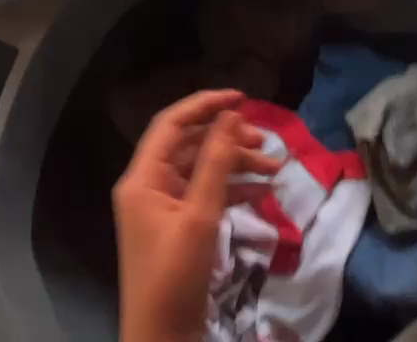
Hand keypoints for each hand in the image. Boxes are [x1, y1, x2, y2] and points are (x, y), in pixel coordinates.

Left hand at [114, 90, 281, 341]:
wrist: (162, 336)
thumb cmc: (175, 273)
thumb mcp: (200, 214)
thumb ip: (216, 161)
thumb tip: (232, 114)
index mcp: (142, 178)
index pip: (172, 123)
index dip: (206, 104)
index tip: (244, 98)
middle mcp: (149, 185)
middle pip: (192, 144)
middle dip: (230, 139)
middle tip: (265, 142)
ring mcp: (163, 206)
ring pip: (204, 168)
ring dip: (238, 164)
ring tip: (274, 169)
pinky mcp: (178, 224)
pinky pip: (208, 192)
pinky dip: (235, 188)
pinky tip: (264, 192)